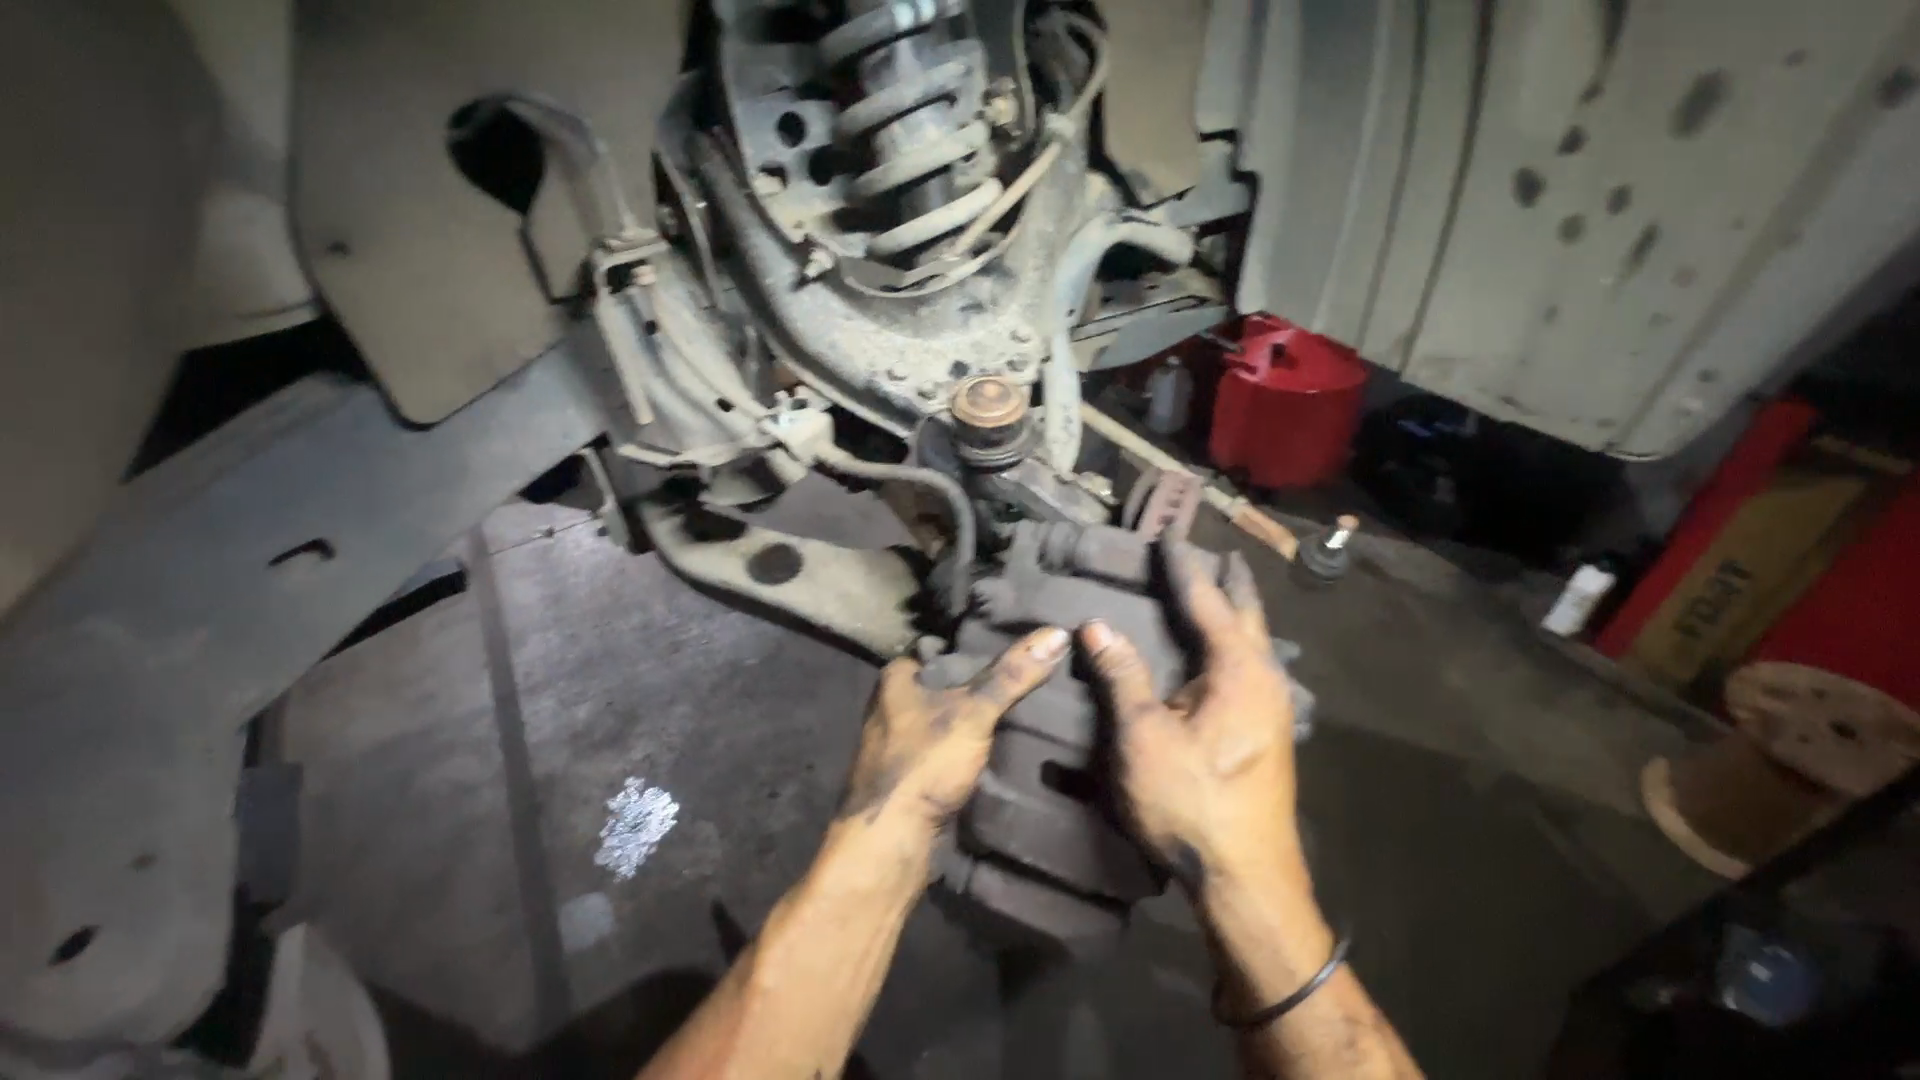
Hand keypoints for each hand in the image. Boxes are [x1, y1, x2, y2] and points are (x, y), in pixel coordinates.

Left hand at [838, 627, 1069, 838]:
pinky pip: (944, 749)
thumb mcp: (975, 711)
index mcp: (895, 678)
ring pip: (945, 719)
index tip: (1013, 645)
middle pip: (944, 685)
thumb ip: (1013, 675)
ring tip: (1021, 710)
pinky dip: (966, 748)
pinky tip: (997, 749)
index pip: (941, 648)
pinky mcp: (910, 775)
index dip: (974, 646)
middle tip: (1025, 677)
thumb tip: (1057, 633)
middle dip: (977, 685)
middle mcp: (890, 705)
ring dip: (972, 720)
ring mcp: (897, 743)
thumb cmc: (925, 763)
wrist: (892, 841)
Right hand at [1079, 544, 1301, 890]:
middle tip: (1213, 555)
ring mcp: (1273, 710)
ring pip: (1255, 644)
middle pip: (1247, 615)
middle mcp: (1264, 680)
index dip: (1183, 569)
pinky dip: (1236, 645)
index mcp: (1238, 669)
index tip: (1168, 538)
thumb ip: (1121, 676)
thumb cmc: (1191, 801)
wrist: (1246, 877)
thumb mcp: (1143, 737)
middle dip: (1229, 583)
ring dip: (1237, 614)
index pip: (1207, 602)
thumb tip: (1095, 625)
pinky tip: (1224, 659)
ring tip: (1220, 594)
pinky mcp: (1268, 735)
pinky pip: (1252, 668)